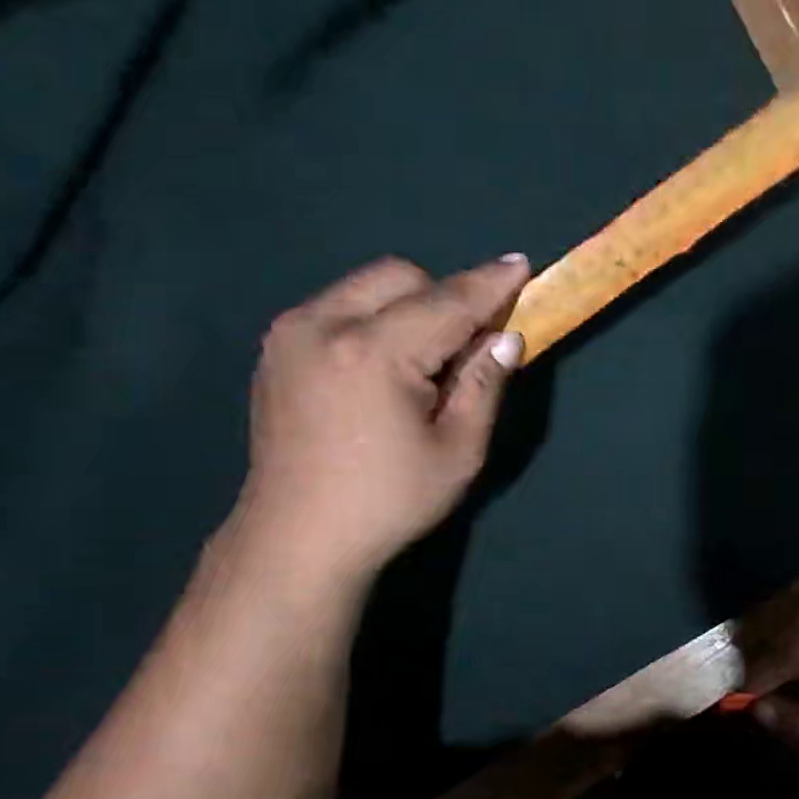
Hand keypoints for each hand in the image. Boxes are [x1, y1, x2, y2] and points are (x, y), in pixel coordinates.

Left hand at [229, 254, 532, 582]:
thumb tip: (506, 339)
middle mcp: (323, 325)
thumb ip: (484, 385)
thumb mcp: (459, 450)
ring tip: (427, 360)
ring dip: (408, 306)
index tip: (522, 263)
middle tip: (471, 344)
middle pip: (399, 276)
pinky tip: (386, 369)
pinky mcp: (276, 349)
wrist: (300, 535)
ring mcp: (290, 333)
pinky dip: (375, 320)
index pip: (447, 302)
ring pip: (365, 286)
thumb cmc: (393, 498)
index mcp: (374, 353)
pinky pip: (338, 308)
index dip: (490, 284)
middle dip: (444, 296)